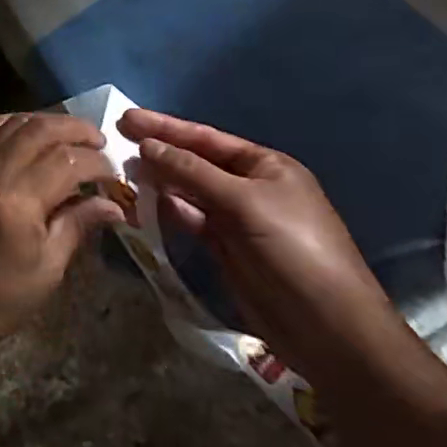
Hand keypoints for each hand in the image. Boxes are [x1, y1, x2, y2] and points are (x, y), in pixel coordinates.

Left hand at [0, 112, 124, 360]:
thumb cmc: (0, 295)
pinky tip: (37, 133)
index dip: (97, 164)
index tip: (113, 176)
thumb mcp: (49, 267)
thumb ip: (79, 224)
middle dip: (78, 130)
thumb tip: (115, 204)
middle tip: (100, 142)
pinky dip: (20, 122)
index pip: (67, 161)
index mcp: (16, 202)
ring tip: (74, 136)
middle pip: (43, 129)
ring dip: (51, 122)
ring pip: (19, 121)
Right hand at [121, 109, 446, 446]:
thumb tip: (149, 146)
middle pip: (196, 162)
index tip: (129, 118)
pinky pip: (193, 221)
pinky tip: (149, 203)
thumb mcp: (245, 202)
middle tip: (116, 139)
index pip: (206, 138)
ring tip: (124, 170)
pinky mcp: (228, 251)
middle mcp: (249, 186)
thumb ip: (193, 172)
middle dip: (159, 151)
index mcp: (264, 164)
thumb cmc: (293, 248)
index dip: (167, 127)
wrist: (329, 328)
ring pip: (190, 192)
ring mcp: (238, 220)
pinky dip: (171, 211)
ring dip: (160, 181)